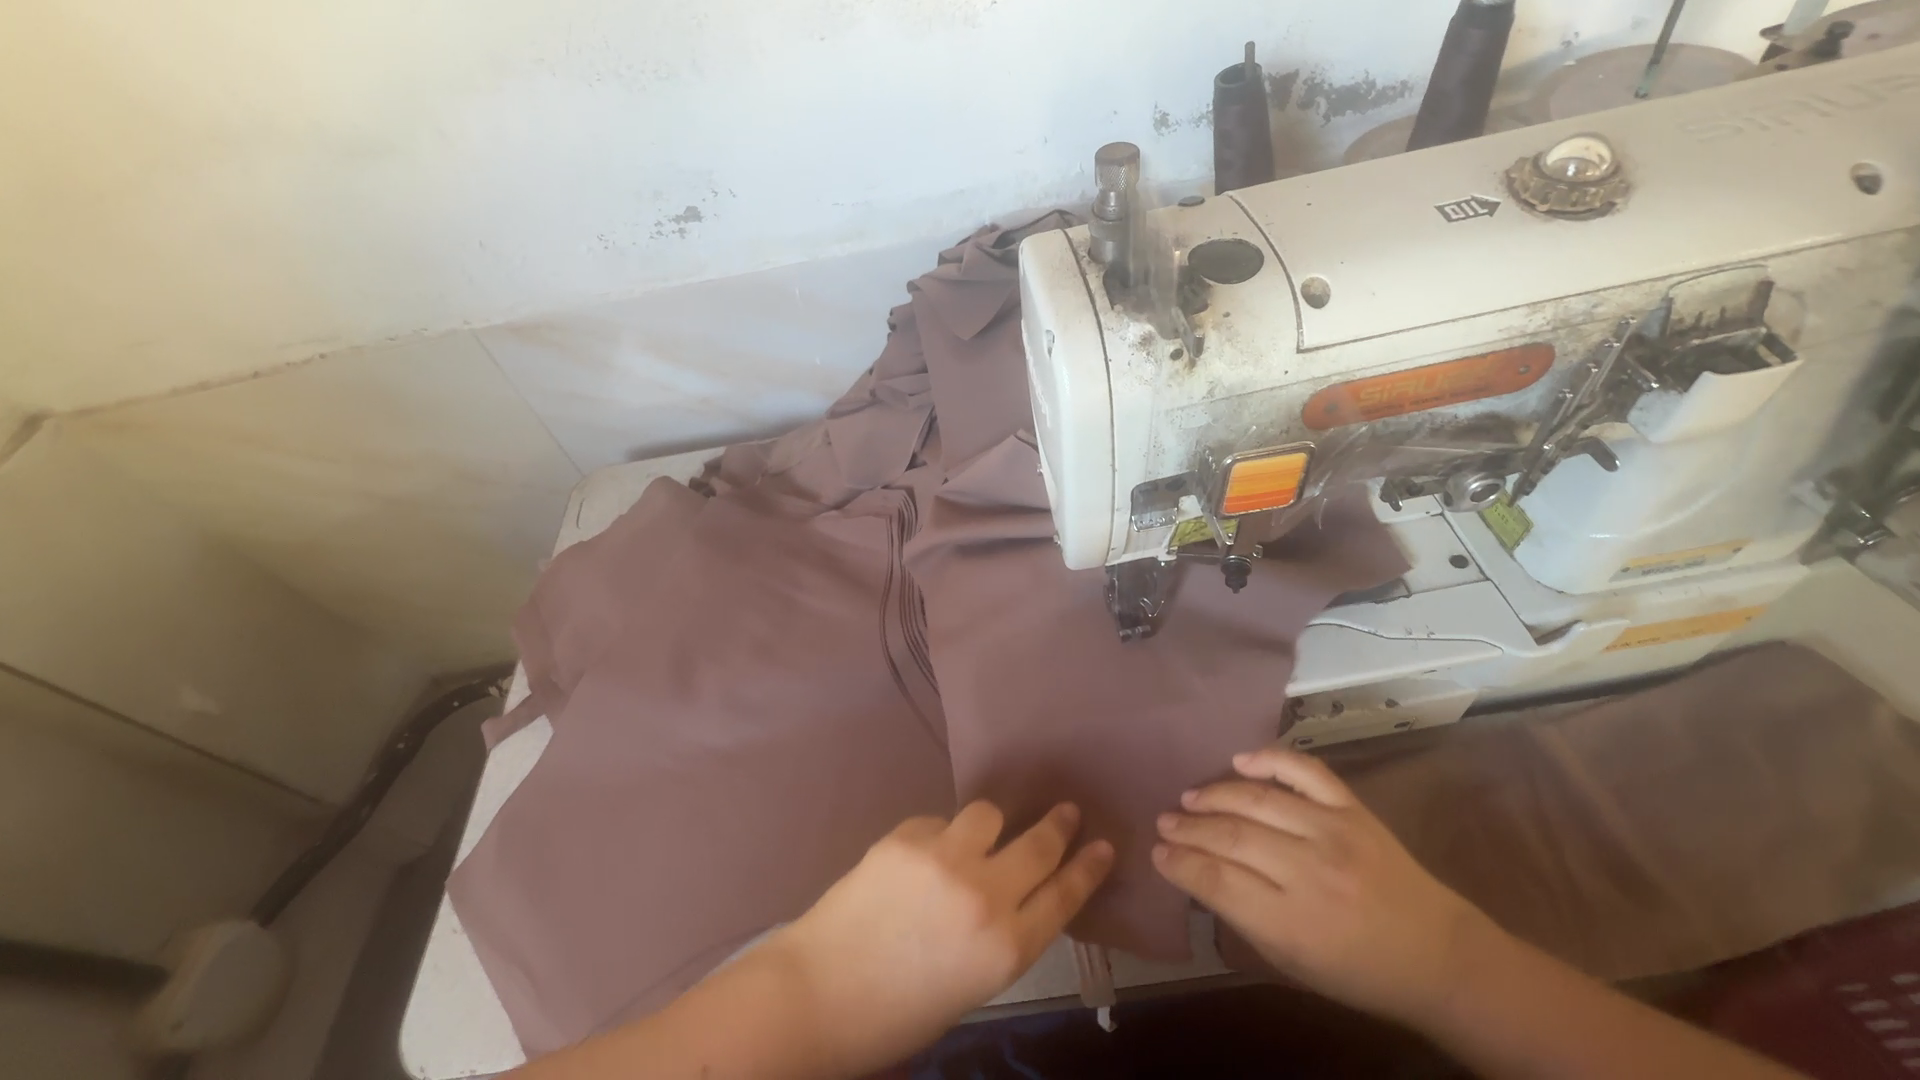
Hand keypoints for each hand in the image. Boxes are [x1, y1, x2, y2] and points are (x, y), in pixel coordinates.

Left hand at [766, 801, 1113, 1074]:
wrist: (815, 995)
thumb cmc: (896, 1014)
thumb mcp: (971, 986)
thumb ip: (1000, 938)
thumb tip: (1009, 895)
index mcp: (1007, 949)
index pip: (1065, 896)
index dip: (1088, 868)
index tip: (1103, 845)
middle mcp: (986, 896)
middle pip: (1039, 846)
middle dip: (1059, 825)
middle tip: (1067, 811)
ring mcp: (945, 860)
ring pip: (988, 815)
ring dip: (989, 826)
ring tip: (977, 836)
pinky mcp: (905, 839)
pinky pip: (937, 822)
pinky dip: (936, 835)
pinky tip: (919, 857)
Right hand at [1152, 744, 1498, 1026]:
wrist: (1436, 955)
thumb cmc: (1355, 971)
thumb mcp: (1289, 961)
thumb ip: (1241, 915)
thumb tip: (1195, 871)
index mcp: (1291, 921)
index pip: (1216, 880)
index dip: (1179, 862)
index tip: (1157, 851)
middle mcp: (1309, 871)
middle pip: (1231, 836)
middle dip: (1188, 827)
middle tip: (1163, 821)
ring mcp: (1333, 833)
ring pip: (1257, 799)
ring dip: (1214, 795)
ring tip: (1189, 798)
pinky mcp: (1353, 810)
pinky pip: (1306, 772)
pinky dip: (1270, 759)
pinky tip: (1239, 760)